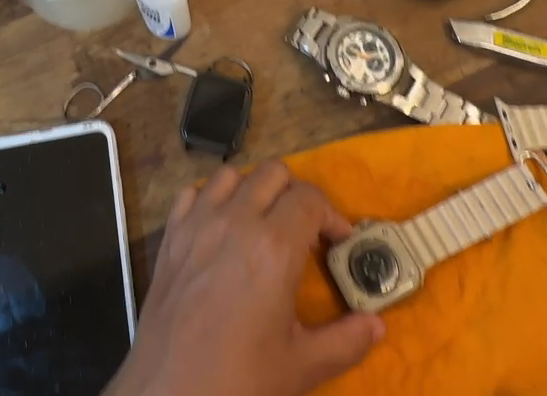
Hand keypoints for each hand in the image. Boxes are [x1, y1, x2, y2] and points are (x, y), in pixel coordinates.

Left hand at [104, 163, 384, 395]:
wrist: (169, 393)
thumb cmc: (239, 380)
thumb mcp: (302, 366)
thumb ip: (345, 340)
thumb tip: (376, 324)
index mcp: (274, 247)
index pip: (310, 198)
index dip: (331, 215)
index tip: (337, 241)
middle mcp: (235, 221)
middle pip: (273, 172)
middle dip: (295, 193)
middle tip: (304, 230)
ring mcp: (198, 223)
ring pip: (231, 174)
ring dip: (253, 189)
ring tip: (263, 223)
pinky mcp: (171, 235)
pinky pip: (192, 192)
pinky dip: (210, 198)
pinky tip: (220, 227)